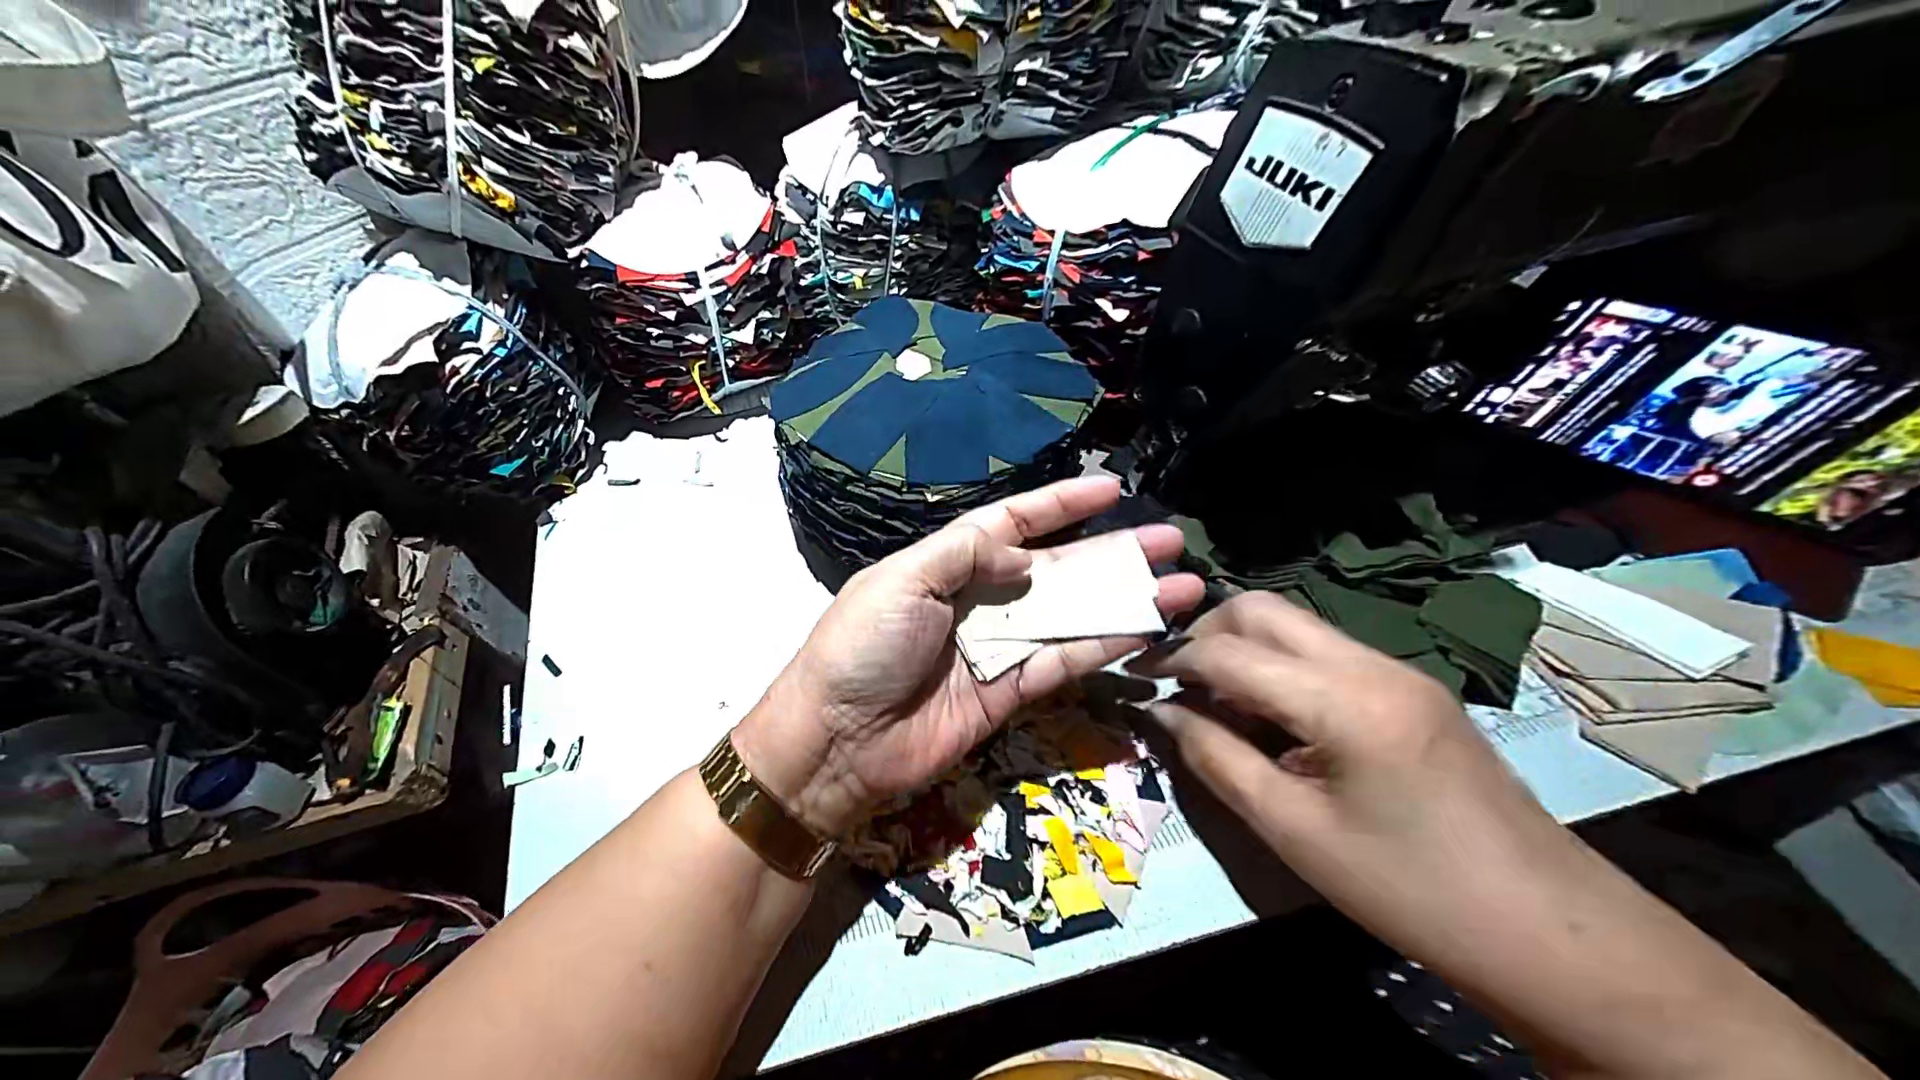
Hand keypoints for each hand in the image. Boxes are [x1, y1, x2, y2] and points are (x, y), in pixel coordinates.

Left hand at [733, 476, 1203, 837]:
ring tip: (1182, 584)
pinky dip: (1104, 646)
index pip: (1015, 522)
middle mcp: (981, 600)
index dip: (1063, 504)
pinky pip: (1065, 662)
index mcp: (949, 563)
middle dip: (1113, 552)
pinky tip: (1146, 629)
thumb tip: (1026, 555)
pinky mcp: (1011, 692)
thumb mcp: (902, 580)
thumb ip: (966, 554)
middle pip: (1058, 568)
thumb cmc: (862, 647)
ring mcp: (999, 647)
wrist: (837, 742)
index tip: (1110, 488)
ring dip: (1124, 600)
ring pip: (1073, 615)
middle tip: (1170, 539)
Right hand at [1129, 592, 1576, 948]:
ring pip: (1295, 624)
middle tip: (1176, 680)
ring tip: (1218, 702)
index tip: (1137, 676)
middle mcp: (1371, 663)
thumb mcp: (1291, 830)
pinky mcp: (1411, 688)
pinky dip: (1280, 666)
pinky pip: (1325, 652)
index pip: (1229, 651)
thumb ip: (1214, 757)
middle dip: (1206, 632)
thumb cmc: (1406, 889)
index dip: (1173, 659)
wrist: (1550, 930)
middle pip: (1263, 608)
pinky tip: (1271, 716)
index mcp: (1343, 700)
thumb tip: (1160, 712)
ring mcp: (1397, 670)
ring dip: (1243, 647)